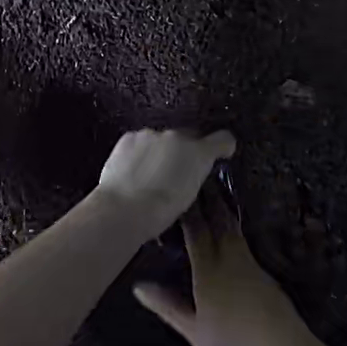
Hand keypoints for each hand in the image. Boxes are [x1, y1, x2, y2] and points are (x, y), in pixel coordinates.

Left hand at [93, 129, 235, 239]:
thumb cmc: (161, 211)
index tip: (221, 153)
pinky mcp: (129, 136)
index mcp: (199, 153)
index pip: (223, 139)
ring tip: (148, 173)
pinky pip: (140, 141)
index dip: (223, 146)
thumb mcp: (189, 195)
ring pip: (161, 139)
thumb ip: (194, 173)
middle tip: (175, 171)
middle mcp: (178, 136)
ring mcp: (152, 134)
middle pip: (188, 137)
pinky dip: (139, 151)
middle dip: (185, 150)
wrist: (123, 208)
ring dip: (160, 150)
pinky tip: (131, 169)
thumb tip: (190, 169)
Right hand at [134, 189, 322, 345]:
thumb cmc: (234, 345)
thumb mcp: (194, 331)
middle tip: (200, 178)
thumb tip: (139, 286)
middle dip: (209, 198)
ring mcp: (251, 264)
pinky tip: (231, 231)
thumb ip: (168, 306)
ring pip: (233, 229)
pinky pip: (243, 241)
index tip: (178, 187)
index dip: (187, 209)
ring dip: (222, 210)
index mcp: (208, 270)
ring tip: (214, 196)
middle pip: (219, 221)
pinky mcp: (265, 273)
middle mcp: (230, 258)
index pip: (195, 231)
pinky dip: (233, 228)